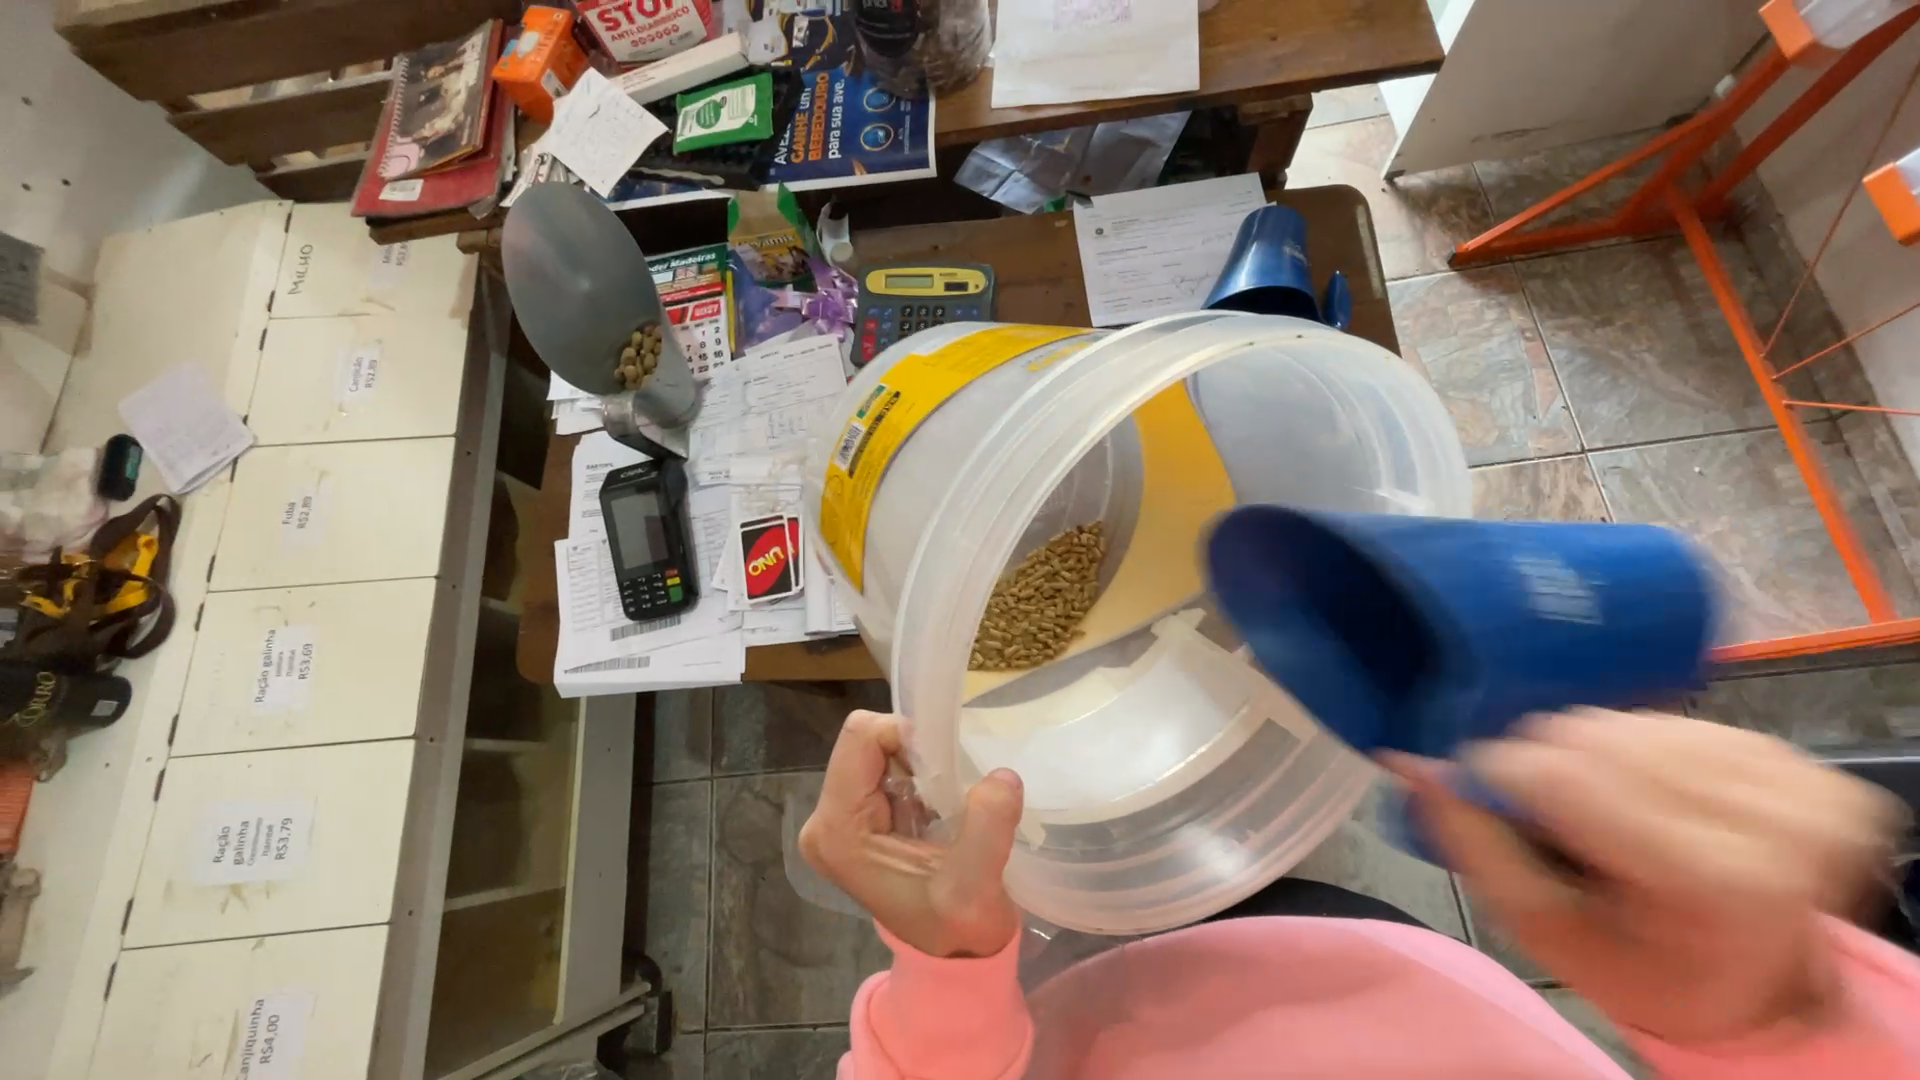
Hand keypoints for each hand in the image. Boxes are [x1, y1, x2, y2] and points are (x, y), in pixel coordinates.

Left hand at [799, 710, 1025, 958]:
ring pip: (880, 750)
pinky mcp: (857, 817)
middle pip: (868, 741)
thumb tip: (1003, 776)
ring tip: (946, 803)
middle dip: (915, 754)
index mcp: (838, 830)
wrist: (953, 955)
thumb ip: (986, 831)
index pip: (861, 737)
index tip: (947, 768)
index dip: (908, 737)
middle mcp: (826, 819)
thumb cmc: (958, 929)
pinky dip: (918, 775)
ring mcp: (840, 817)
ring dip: (919, 766)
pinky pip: (886, 767)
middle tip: (950, 790)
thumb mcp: (975, 888)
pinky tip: (939, 808)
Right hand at [1386, 709, 1907, 1044]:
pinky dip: (1624, 747)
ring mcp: (1791, 783)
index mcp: (1712, 879)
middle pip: (1585, 738)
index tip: (1486, 804)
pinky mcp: (1794, 757)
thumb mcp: (1537, 924)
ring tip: (1595, 808)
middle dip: (1542, 768)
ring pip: (1613, 721)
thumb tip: (1407, 761)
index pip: (1559, 774)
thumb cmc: (1634, 961)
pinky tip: (1638, 790)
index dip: (1500, 777)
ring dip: (1581, 756)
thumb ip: (1470, 839)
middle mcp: (1770, 822)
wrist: (1754, 980)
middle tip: (1548, 817)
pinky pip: (1656, 717)